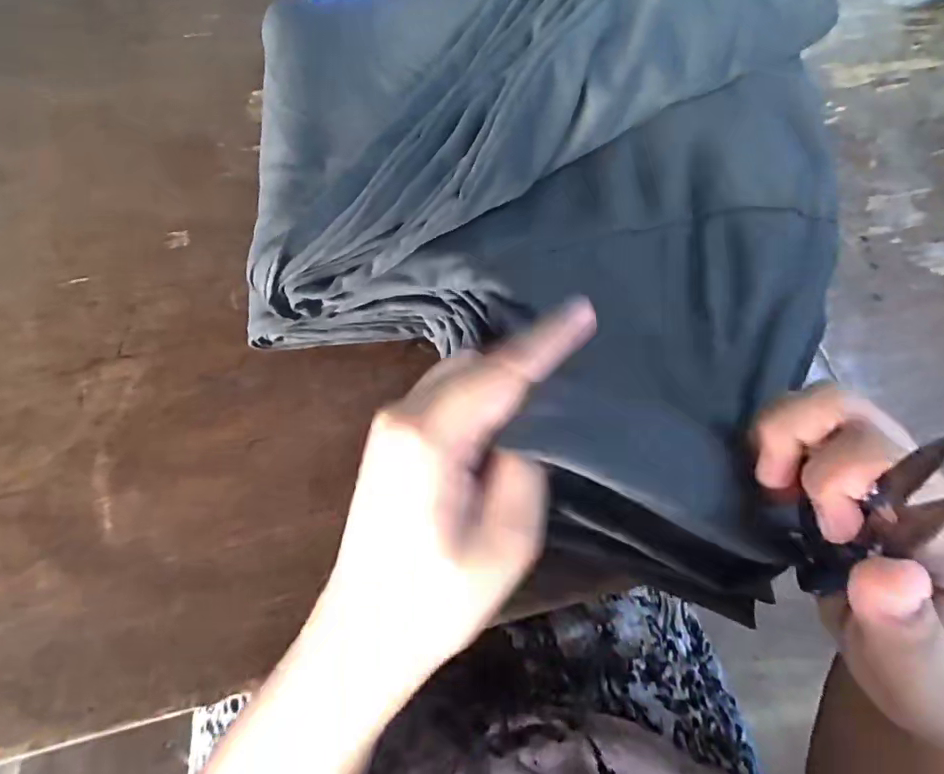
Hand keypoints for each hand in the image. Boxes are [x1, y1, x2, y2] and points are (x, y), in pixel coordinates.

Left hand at [306, 298, 596, 694]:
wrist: (361, 634)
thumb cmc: (434, 602)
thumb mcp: (505, 547)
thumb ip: (523, 471)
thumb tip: (523, 430)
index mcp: (431, 438)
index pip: (501, 373)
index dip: (547, 340)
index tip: (582, 310)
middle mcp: (403, 415)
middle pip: (474, 362)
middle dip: (521, 359)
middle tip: (568, 367)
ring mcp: (389, 423)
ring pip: (456, 372)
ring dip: (497, 376)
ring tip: (539, 394)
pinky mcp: (388, 436)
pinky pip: (442, 391)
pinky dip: (475, 391)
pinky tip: (498, 416)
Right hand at [753, 385, 943, 749]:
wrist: (928, 680)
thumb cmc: (933, 682)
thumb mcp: (929, 685)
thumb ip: (911, 636)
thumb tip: (890, 574)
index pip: (882, 451)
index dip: (834, 479)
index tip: (833, 538)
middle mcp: (915, 479)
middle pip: (845, 406)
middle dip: (792, 433)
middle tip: (777, 490)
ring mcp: (880, 470)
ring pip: (820, 404)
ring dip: (779, 434)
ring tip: (774, 489)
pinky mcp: (848, 471)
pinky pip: (805, 424)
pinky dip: (775, 442)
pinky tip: (776, 489)